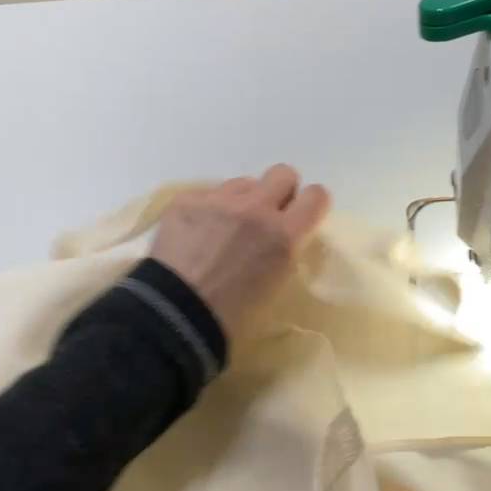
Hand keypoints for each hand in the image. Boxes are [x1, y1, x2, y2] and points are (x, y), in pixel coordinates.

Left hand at [150, 164, 329, 334]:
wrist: (173, 317)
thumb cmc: (232, 317)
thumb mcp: (276, 286)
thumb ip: (284, 252)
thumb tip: (280, 237)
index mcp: (284, 236)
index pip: (316, 196)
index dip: (311, 203)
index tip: (301, 215)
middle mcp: (255, 209)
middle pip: (282, 173)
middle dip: (280, 192)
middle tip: (266, 216)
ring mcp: (218, 200)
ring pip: (243, 183)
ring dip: (242, 201)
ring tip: (223, 229)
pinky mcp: (186, 200)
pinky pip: (208, 193)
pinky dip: (207, 210)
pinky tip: (195, 234)